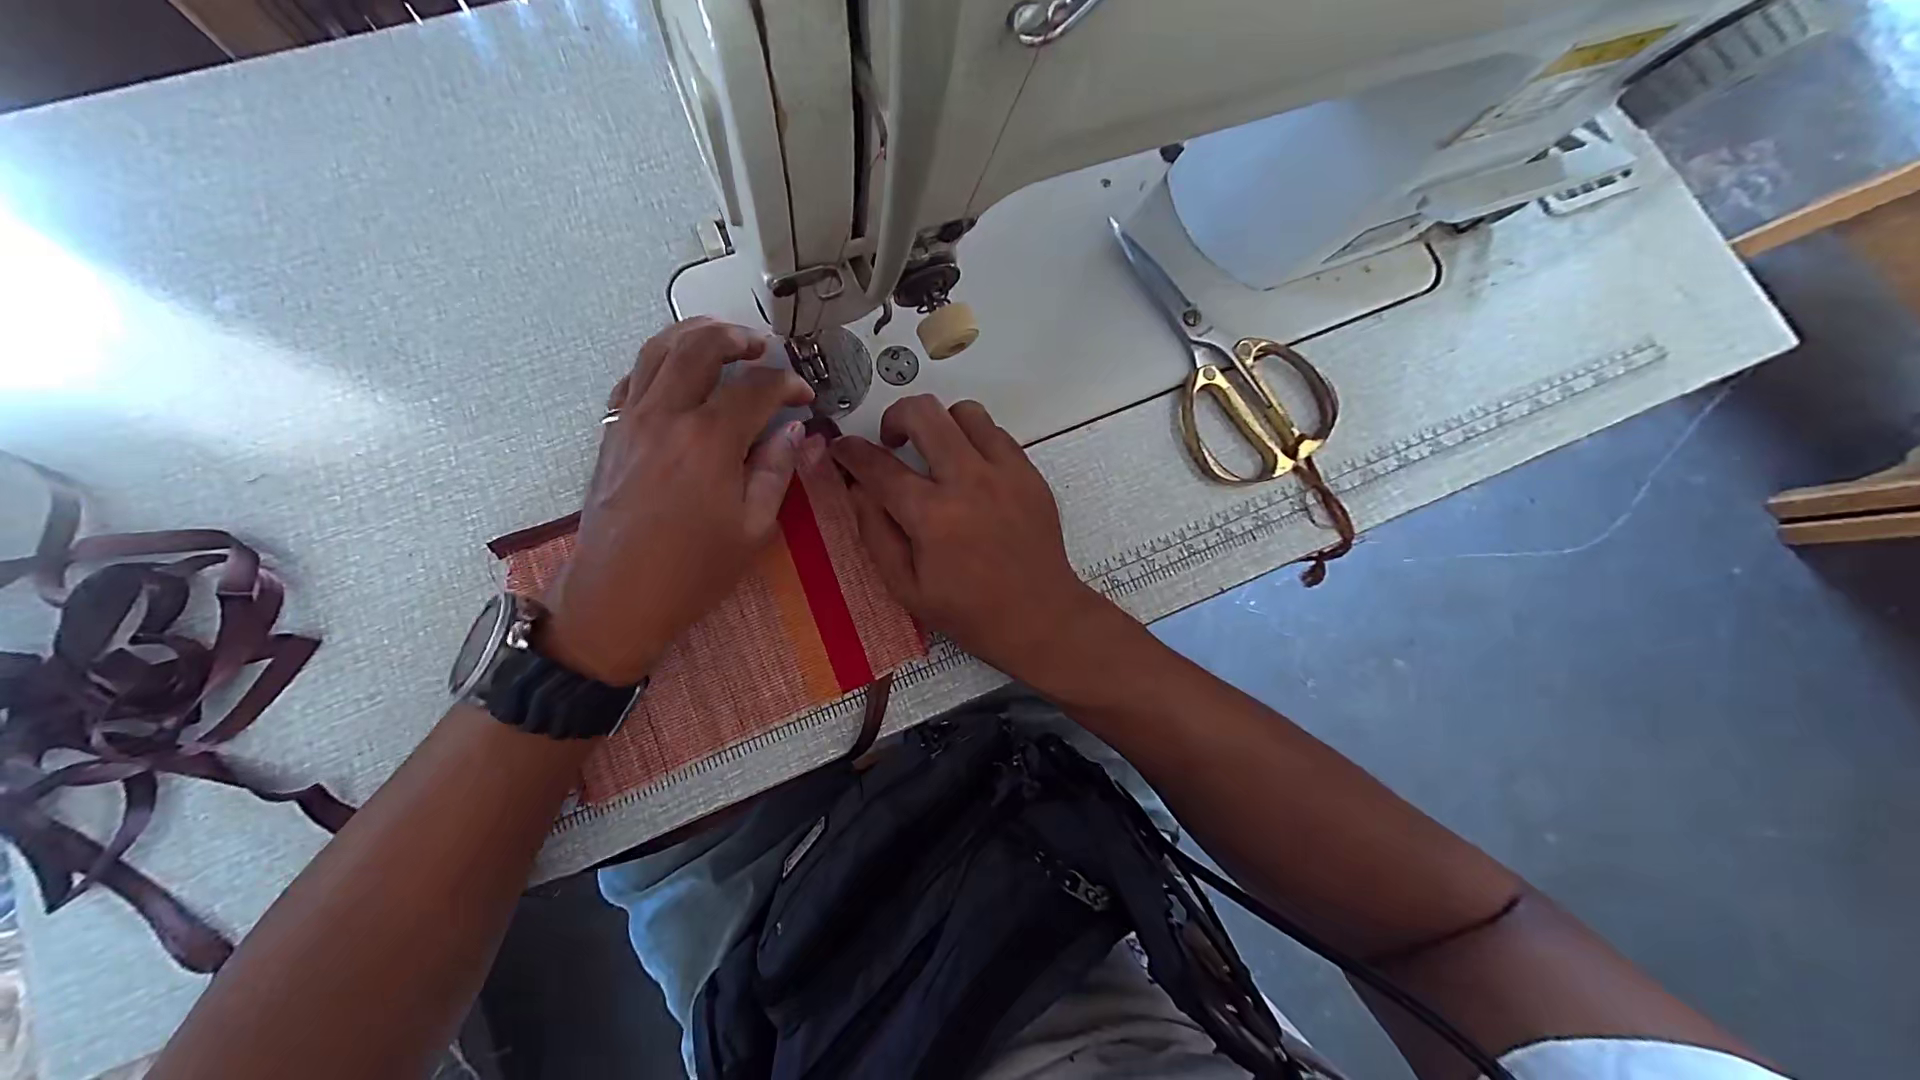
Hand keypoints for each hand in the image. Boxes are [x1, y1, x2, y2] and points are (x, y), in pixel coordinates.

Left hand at [539, 318, 816, 684]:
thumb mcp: (755, 528)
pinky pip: (631, 377)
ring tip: (721, 338)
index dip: (787, 383)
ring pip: (657, 349)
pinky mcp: (611, 432)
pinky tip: (677, 373)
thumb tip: (792, 431)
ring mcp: (632, 419)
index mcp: (710, 441)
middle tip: (762, 346)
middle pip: (701, 347)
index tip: (803, 395)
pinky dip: (658, 362)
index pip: (756, 389)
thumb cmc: (693, 571)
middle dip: (738, 337)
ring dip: (694, 334)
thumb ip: (776, 470)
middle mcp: (667, 416)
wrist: (618, 595)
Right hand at [830, 396, 1116, 685]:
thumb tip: (858, 489)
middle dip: (894, 417)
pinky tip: (970, 469)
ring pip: (964, 412)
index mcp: (932, 516)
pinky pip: (996, 433)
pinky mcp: (1030, 473)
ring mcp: (1005, 473)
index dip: (850, 451)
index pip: (878, 465)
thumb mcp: (905, 587)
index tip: (842, 448)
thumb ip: (875, 532)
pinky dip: (974, 440)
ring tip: (936, 452)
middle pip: (923, 413)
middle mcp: (969, 482)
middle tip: (891, 442)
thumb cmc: (969, 610)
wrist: (1038, 616)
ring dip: (940, 424)